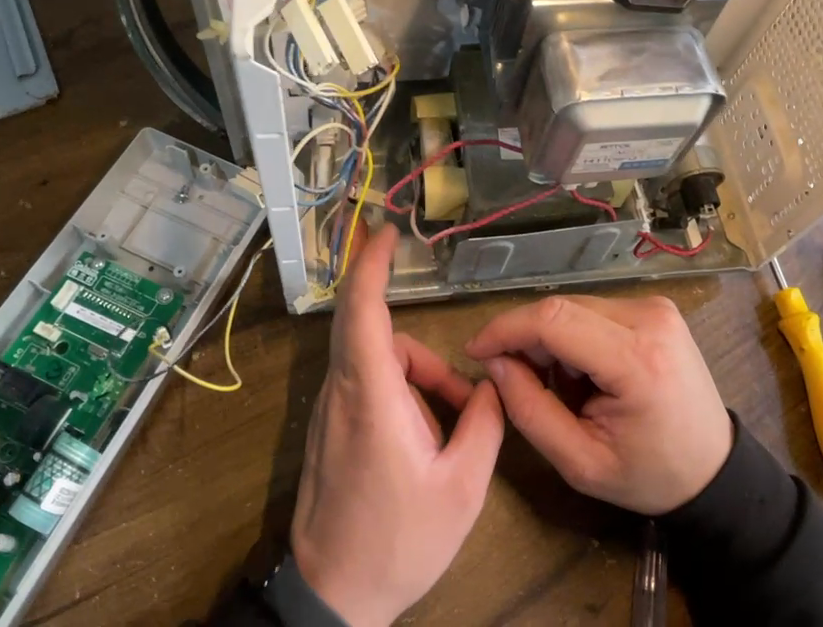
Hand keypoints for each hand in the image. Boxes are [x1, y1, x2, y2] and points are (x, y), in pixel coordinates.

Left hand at [290, 225, 505, 626]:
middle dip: (388, 298)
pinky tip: (429, 428)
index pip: (363, 313)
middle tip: (414, 276)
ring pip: (371, 358)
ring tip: (457, 412)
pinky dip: (399, 386)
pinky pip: (365, 384)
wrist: (332, 596)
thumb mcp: (463, 487)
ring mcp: (330, 412)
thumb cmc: (398, 539)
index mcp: (372, 398)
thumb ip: (485, 425)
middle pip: (366, 327)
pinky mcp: (330, 430)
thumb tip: (493, 387)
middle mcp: (342, 393)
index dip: (369, 265)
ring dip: (414, 368)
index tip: (382, 231)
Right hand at [464, 295, 731, 515]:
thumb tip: (493, 362)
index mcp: (637, 360)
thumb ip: (529, 410)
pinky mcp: (656, 308)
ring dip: (552, 341)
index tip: (475, 353)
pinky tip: (584, 374)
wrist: (715, 471)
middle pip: (561, 308)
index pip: (553, 320)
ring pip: (574, 307)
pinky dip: (575, 337)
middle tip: (517, 382)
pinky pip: (594, 310)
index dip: (505, 330)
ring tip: (563, 388)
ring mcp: (656, 308)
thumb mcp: (580, 462)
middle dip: (527, 341)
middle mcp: (649, 318)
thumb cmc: (649, 475)